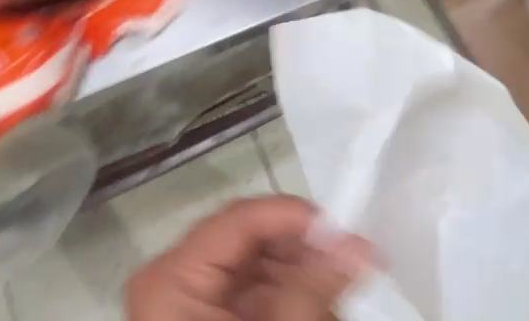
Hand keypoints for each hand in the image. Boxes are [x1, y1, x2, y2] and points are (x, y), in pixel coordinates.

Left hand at [125, 196, 373, 320]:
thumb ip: (312, 290)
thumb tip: (358, 245)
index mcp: (170, 279)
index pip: (236, 221)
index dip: (291, 217)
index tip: (347, 229)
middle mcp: (172, 283)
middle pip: (246, 245)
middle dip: (302, 255)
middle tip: (357, 265)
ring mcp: (186, 308)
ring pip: (254, 274)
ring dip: (300, 282)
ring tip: (335, 301)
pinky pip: (251, 302)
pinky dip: (287, 306)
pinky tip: (316, 311)